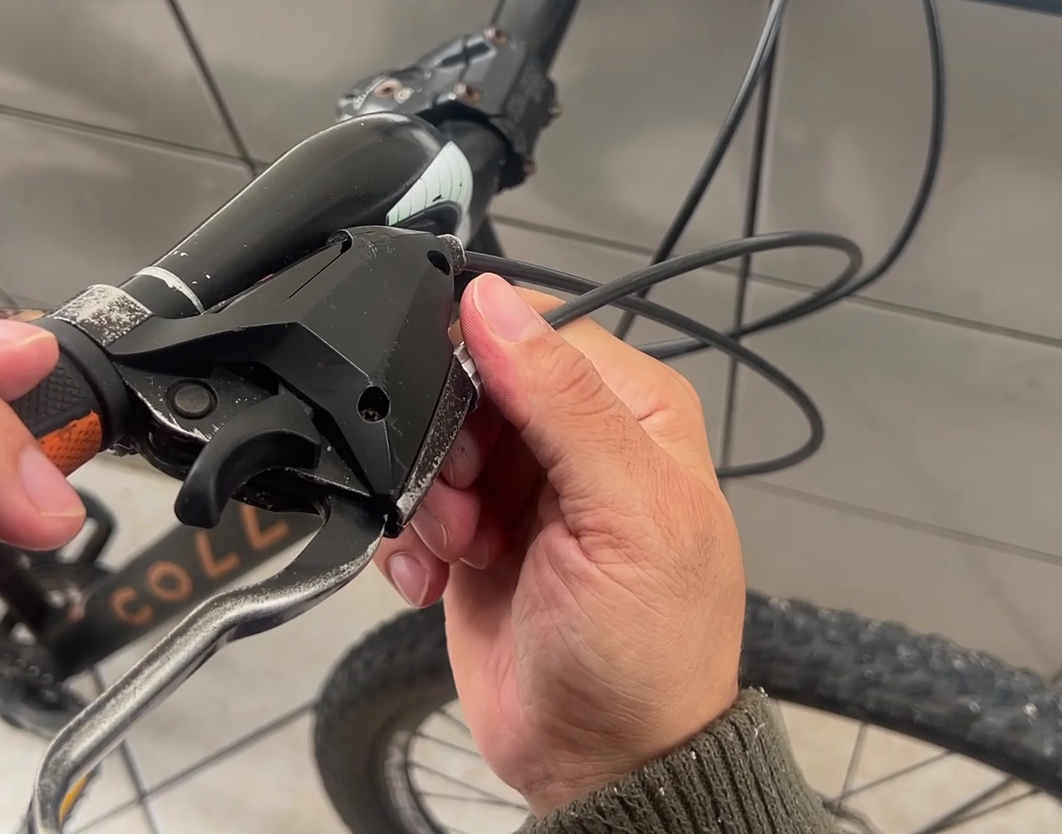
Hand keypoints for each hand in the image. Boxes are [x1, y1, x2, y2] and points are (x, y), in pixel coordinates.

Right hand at [374, 274, 744, 812]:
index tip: (471, 424)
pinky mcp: (477, 525)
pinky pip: (417, 496)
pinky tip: (440, 576)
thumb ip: (560, 398)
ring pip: (436, 436)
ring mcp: (522, 481)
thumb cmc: (647, 649)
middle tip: (469, 502)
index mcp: (631, 407)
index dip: (488, 366)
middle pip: (476, 382)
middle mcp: (575, 435)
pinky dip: (414, 535)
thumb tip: (496, 301)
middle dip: (452, 440)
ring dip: (431, 495)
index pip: (540, 331)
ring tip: (463, 548)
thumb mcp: (622, 510)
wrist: (603, 761)